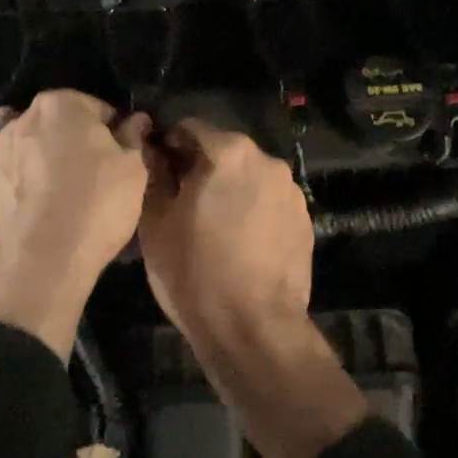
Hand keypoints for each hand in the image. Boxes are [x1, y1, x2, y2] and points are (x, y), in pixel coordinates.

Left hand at [0, 89, 151, 357]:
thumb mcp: (133, 170)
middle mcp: (23, 117)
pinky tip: (8, 182)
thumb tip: (135, 119)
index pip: (95, 108)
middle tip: (90, 170)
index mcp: (62, 105)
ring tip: (46, 173)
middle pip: (54, 119)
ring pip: (12, 133)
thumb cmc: (97, 204)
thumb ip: (133, 137)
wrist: (47, 259)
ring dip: (27, 144)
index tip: (120, 155)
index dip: (112, 131)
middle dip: (70, 135)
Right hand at [139, 118, 314, 339]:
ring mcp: (291, 191)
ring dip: (230, 188)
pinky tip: (239, 244)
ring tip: (212, 226)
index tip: (158, 170)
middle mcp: (266, 160)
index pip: (190, 127)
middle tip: (181, 201)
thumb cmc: (195, 271)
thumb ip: (153, 175)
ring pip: (249, 177)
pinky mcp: (305, 221)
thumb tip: (152, 151)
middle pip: (224, 150)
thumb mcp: (155, 222)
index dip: (169, 145)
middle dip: (201, 167)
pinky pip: (269, 203)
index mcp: (228, 151)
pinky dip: (252, 211)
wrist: (254, 330)